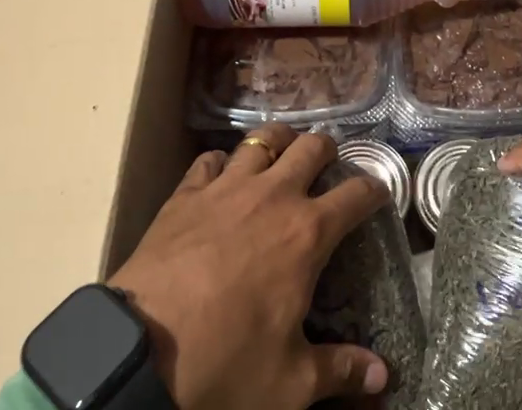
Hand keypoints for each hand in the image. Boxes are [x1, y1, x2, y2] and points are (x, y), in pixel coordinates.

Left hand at [107, 124, 390, 409]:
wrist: (139, 354)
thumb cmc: (225, 364)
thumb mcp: (290, 381)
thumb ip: (340, 370)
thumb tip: (382, 376)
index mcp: (308, 233)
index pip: (358, 194)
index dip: (376, 188)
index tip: (380, 192)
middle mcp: (273, 196)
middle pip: (312, 147)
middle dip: (327, 151)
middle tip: (328, 166)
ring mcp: (226, 189)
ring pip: (262, 139)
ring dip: (279, 141)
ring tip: (283, 152)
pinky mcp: (185, 195)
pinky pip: (209, 160)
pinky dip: (221, 163)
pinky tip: (221, 177)